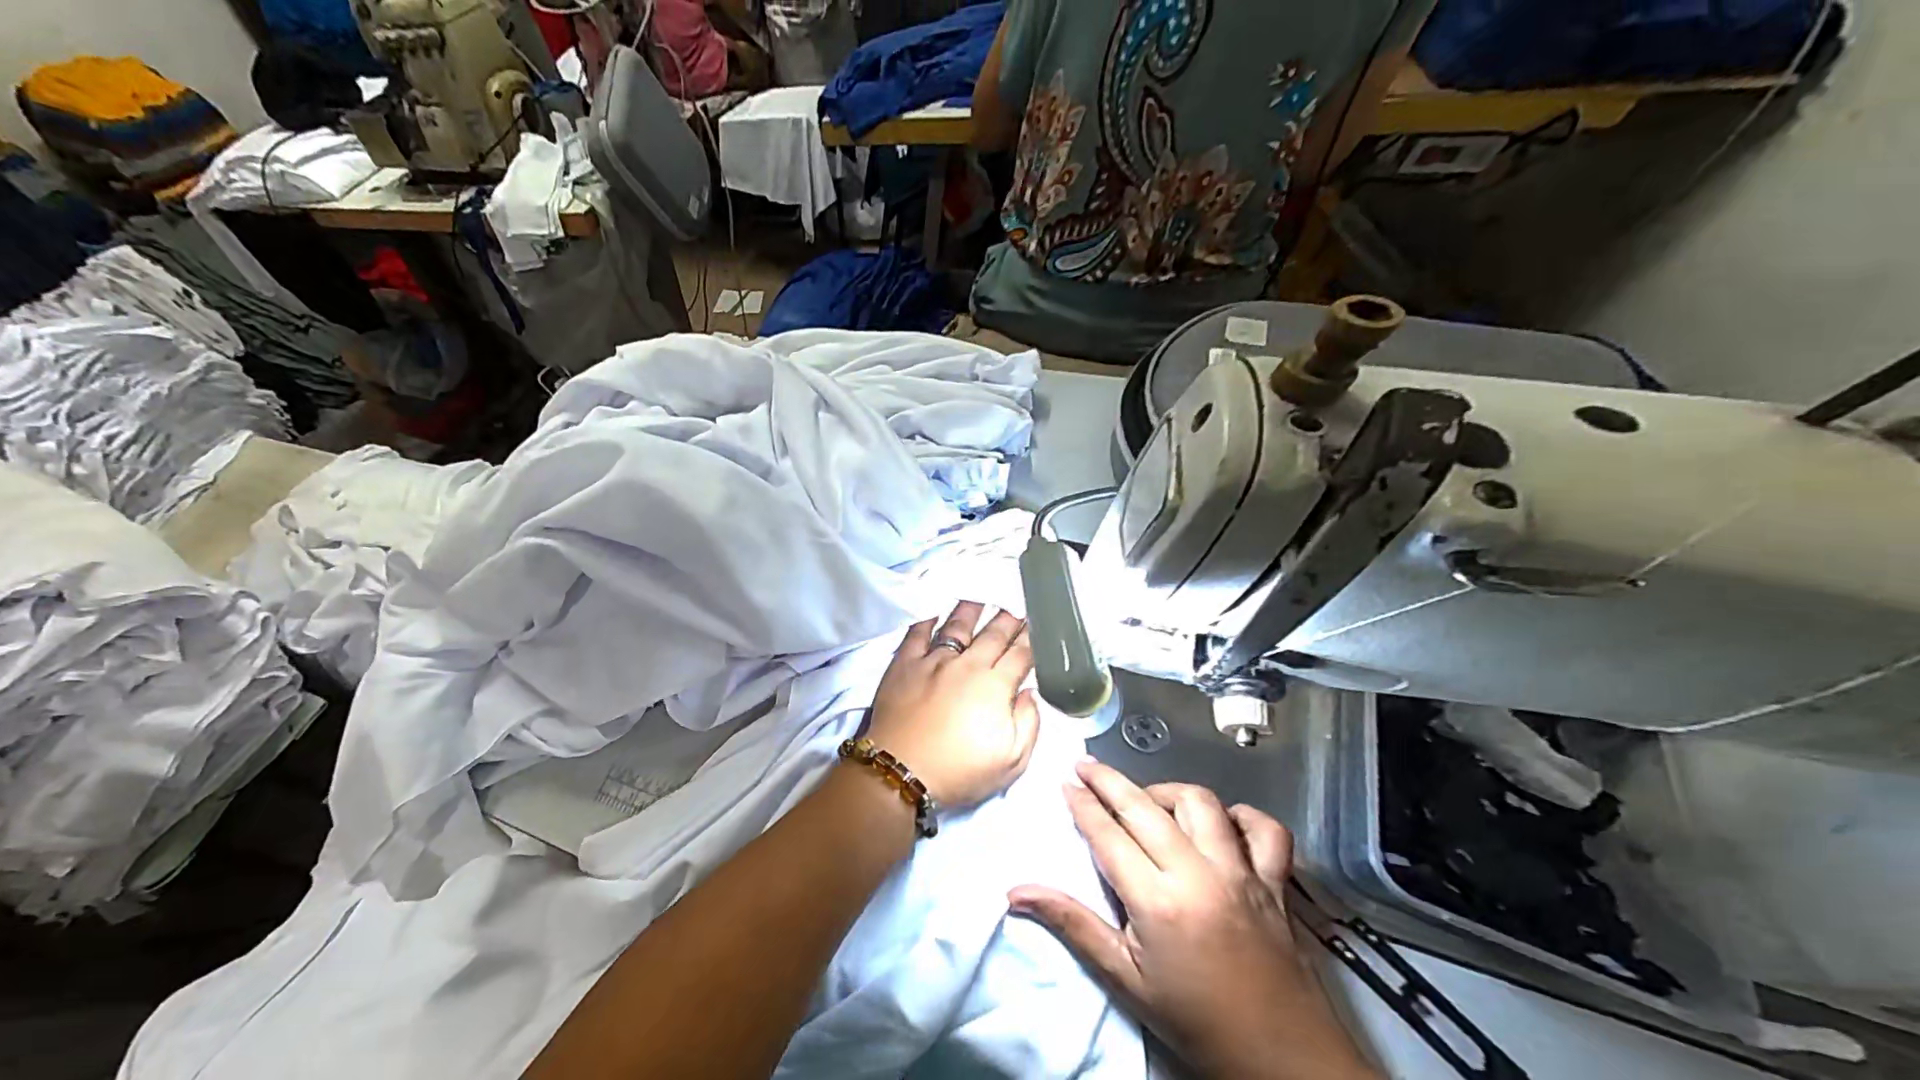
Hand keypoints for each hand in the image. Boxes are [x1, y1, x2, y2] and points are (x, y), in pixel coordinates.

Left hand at [865, 601, 1041, 808]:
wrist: (901, 772)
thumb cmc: (960, 772)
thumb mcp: (1011, 762)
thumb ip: (1028, 723)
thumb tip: (1029, 693)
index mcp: (995, 686)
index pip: (1021, 655)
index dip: (1032, 640)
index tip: (1038, 627)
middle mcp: (967, 665)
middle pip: (993, 634)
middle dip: (1008, 619)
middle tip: (1016, 605)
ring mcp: (934, 661)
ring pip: (957, 627)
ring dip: (971, 610)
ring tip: (980, 597)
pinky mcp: (905, 664)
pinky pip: (917, 634)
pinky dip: (927, 620)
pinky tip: (934, 611)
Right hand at [1010, 762, 1377, 1079]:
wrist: (1281, 1059)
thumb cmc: (1194, 1021)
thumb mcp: (1126, 980)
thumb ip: (1074, 926)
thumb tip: (1017, 892)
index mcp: (1158, 901)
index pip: (1109, 835)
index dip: (1083, 805)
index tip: (1065, 782)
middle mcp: (1199, 874)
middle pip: (1146, 808)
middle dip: (1110, 782)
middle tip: (1086, 765)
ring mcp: (1241, 872)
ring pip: (1202, 804)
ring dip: (1168, 792)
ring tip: (1146, 799)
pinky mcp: (1274, 881)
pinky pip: (1265, 829)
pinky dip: (1242, 815)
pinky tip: (1221, 821)